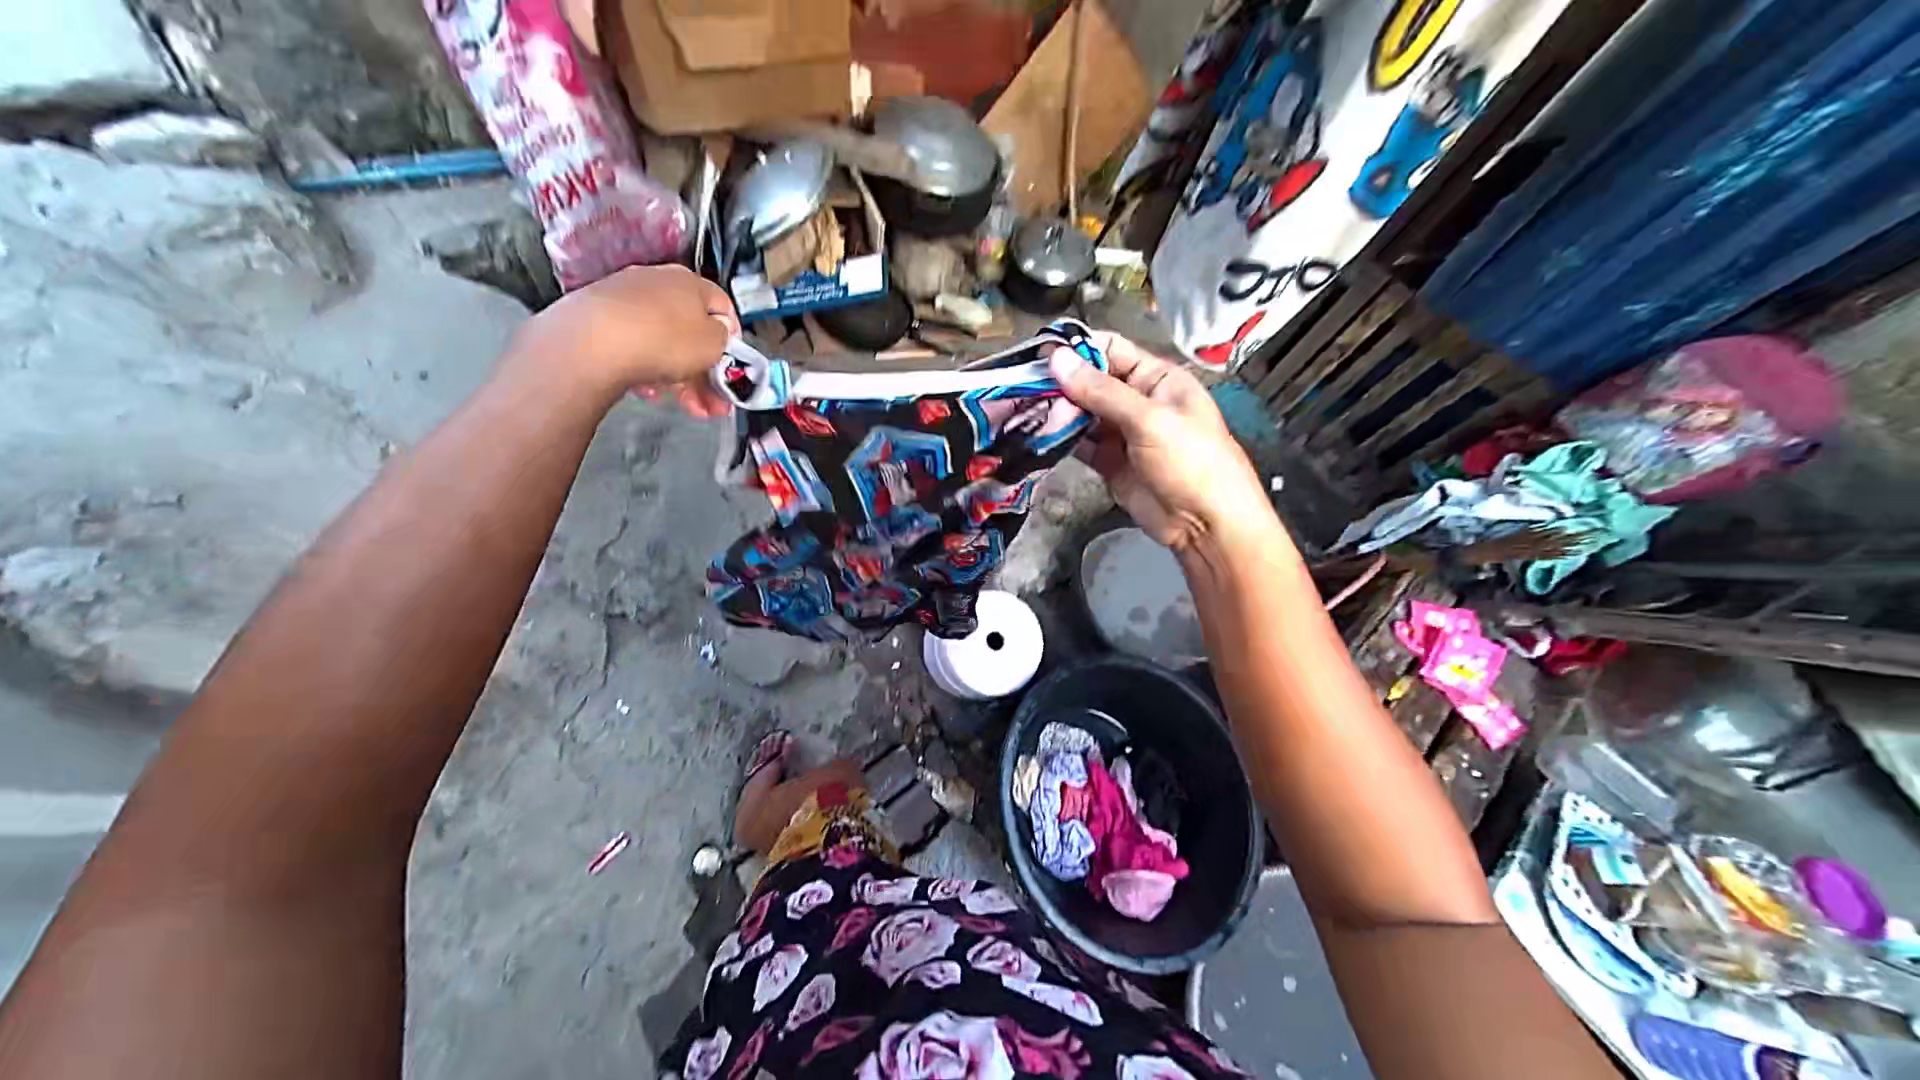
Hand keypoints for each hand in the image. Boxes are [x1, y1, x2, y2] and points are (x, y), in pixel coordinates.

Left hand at [514, 265, 738, 415]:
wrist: (592, 343)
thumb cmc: (663, 339)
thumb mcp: (713, 344)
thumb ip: (723, 338)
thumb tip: (718, 334)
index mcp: (690, 281)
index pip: (722, 306)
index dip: (731, 339)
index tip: (732, 365)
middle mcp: (656, 281)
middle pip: (690, 330)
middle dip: (704, 370)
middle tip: (712, 401)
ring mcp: (623, 298)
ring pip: (662, 341)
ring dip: (677, 375)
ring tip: (682, 403)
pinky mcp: (597, 317)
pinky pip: (633, 345)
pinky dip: (645, 368)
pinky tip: (647, 390)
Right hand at [1048, 333, 1280, 555]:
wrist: (1207, 525)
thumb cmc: (1193, 462)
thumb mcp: (1149, 419)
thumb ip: (1101, 391)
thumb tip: (1059, 359)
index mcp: (1157, 379)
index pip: (1111, 350)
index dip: (1078, 349)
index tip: (1042, 353)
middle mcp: (1137, 401)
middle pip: (1090, 383)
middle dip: (1061, 385)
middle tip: (1028, 390)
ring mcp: (1122, 434)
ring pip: (1081, 414)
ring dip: (1058, 413)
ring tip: (1030, 413)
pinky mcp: (1110, 463)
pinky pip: (1080, 444)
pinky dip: (1061, 440)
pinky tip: (1041, 436)